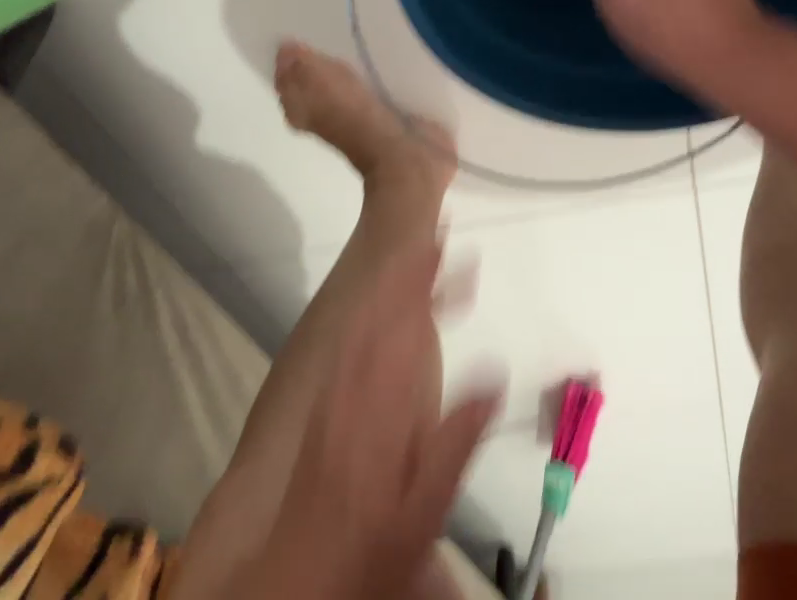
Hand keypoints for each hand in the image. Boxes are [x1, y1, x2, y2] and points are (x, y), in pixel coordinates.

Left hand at [255, 241, 501, 599]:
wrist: (304, 566)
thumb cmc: (375, 535)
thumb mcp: (427, 501)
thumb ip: (458, 438)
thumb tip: (493, 376)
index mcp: (383, 404)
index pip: (405, 325)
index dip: (421, 278)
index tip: (441, 240)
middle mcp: (355, 385)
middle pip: (379, 313)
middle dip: (407, 267)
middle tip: (434, 230)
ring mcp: (337, 390)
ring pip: (362, 321)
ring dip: (387, 282)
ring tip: (416, 250)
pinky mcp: (328, 399)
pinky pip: (349, 340)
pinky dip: (369, 309)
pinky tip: (380, 301)